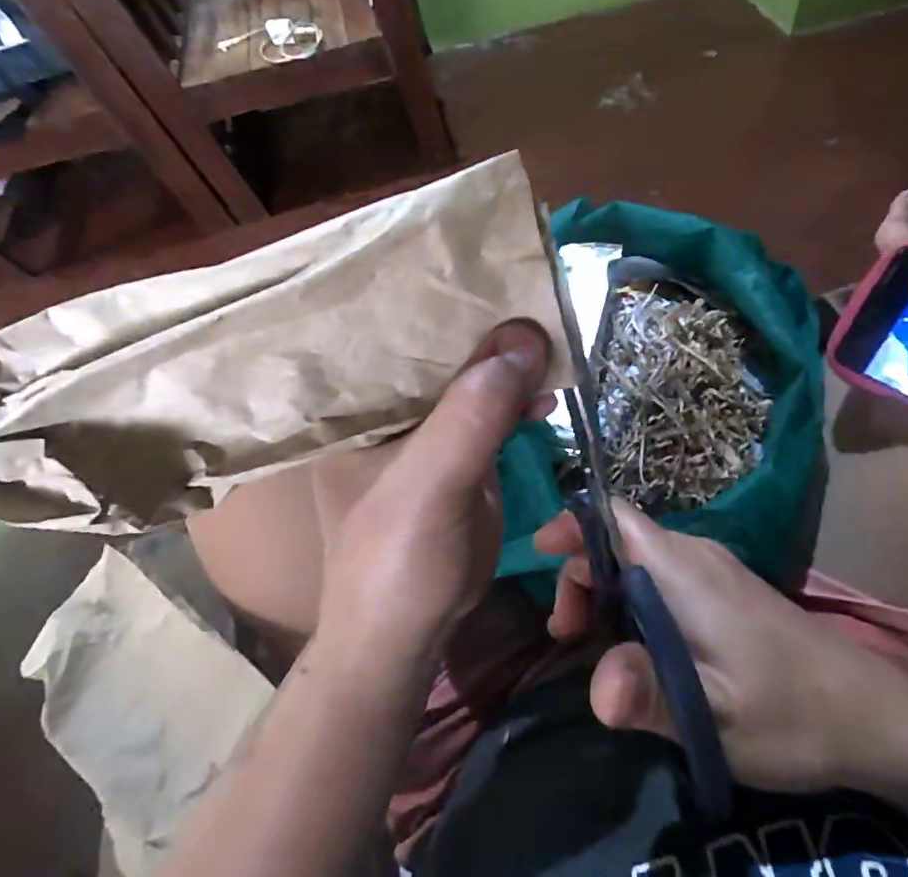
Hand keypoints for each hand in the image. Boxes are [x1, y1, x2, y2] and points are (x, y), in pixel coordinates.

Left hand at [315, 320, 552, 668]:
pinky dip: (519, 401)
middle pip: (440, 354)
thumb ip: (470, 416)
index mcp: (357, 406)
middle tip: (536, 294)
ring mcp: (425, 435)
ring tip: (550, 338)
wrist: (408, 638)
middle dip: (486, 329)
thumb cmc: (397, 561)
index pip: (397, 336)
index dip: (444, 303)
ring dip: (509, 365)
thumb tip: (525, 336)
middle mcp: (386, 411)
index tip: (493, 268)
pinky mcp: (457, 458)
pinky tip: (545, 392)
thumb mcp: (429, 487)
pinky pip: (490, 414)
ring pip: (471, 382)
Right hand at [535, 500, 907, 794]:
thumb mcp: (717, 716)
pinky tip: (635, 649)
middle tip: (567, 638)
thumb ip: (654, 696)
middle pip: (617, 541)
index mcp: (685, 570)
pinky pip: (658, 579)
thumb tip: (594, 690)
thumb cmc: (792, 712)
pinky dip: (630, 603)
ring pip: (636, 561)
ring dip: (604, 595)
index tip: (537, 555)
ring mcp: (711, 573)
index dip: (573, 523)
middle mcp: (694, 556)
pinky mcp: (722, 593)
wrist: (871, 714)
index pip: (616, 516)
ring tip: (593, 649)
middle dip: (580, 577)